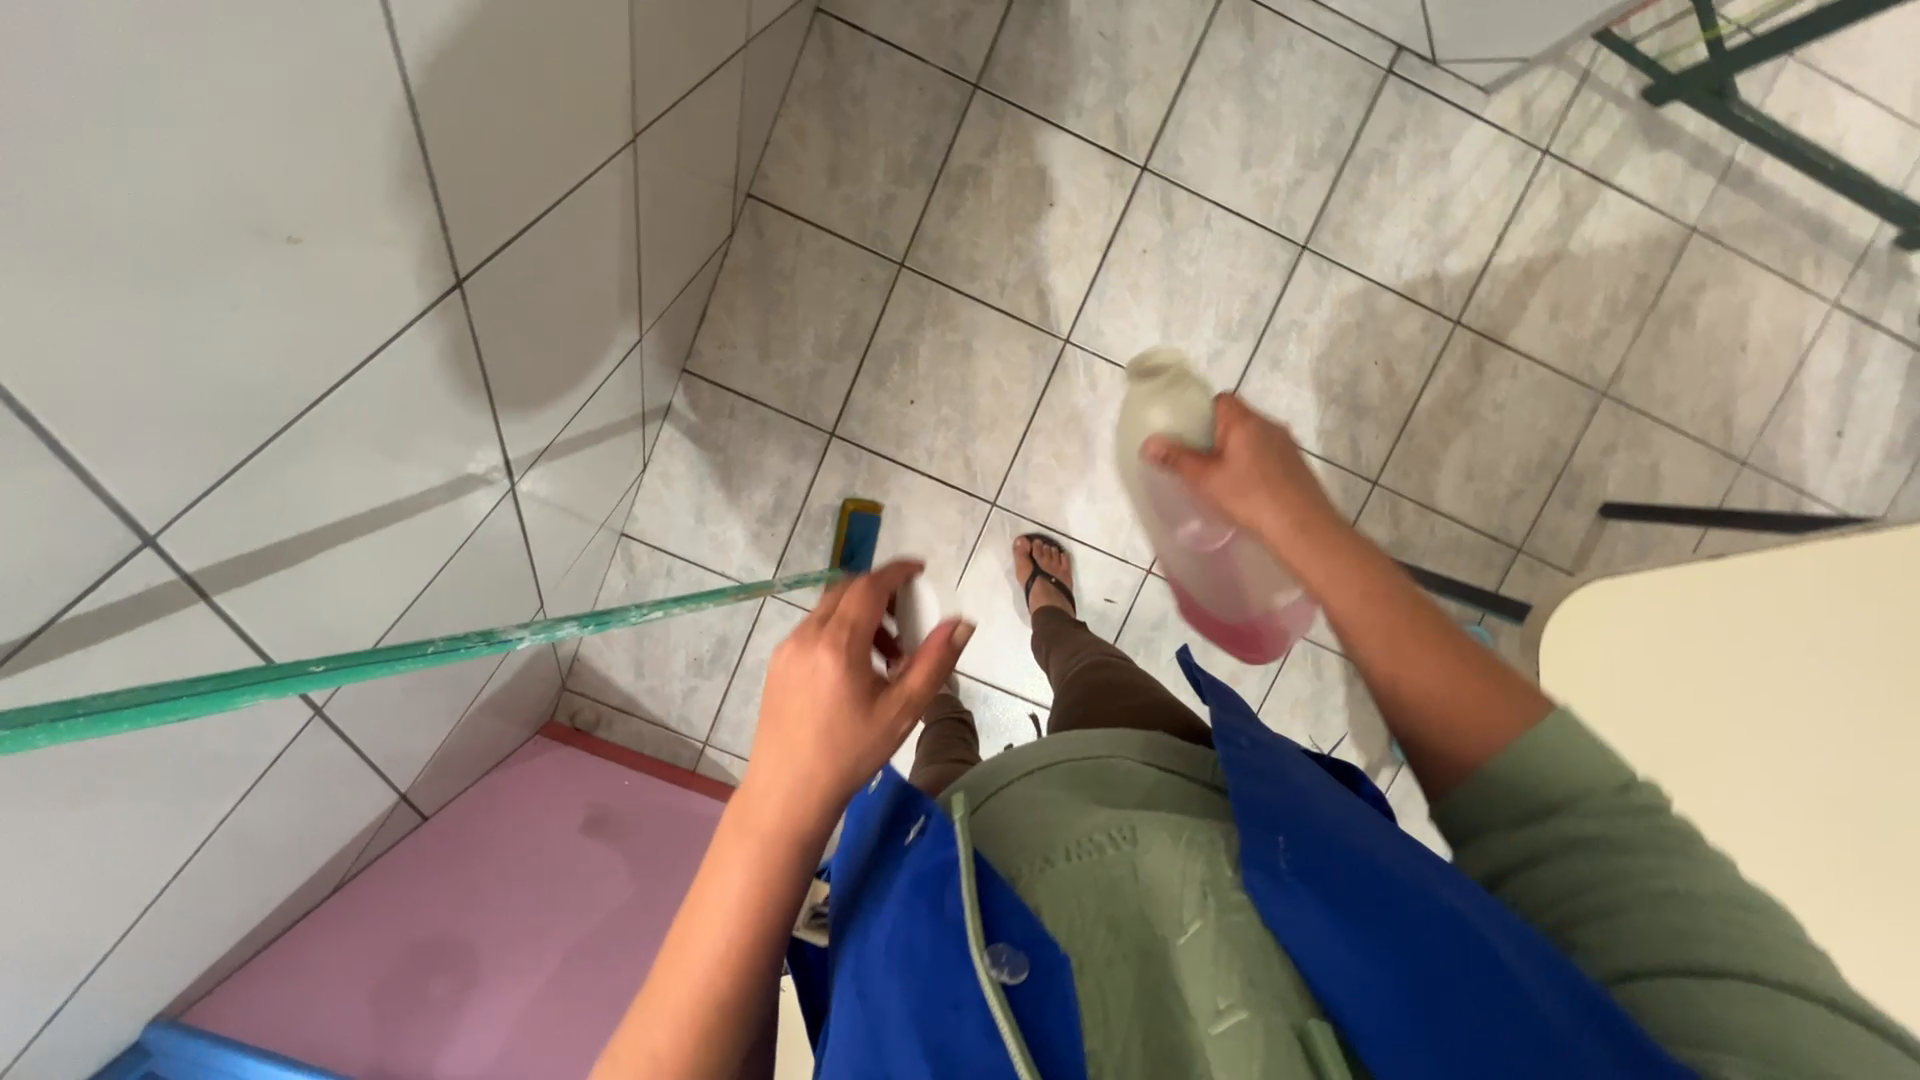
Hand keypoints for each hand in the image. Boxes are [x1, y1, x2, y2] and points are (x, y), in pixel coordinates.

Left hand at [744, 560, 973, 822]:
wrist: (788, 792)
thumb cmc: (851, 753)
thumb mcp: (903, 710)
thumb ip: (934, 661)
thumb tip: (962, 623)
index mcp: (839, 644)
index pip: (870, 586)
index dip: (897, 572)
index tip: (919, 571)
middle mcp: (807, 635)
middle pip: (847, 590)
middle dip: (880, 593)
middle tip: (907, 618)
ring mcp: (787, 648)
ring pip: (828, 609)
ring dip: (860, 614)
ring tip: (887, 655)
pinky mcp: (777, 664)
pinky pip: (813, 629)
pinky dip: (839, 630)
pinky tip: (855, 669)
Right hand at [1141, 393, 1348, 554]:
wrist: (1301, 526)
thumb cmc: (1249, 497)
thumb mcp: (1205, 480)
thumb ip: (1177, 459)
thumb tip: (1149, 444)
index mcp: (1244, 421)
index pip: (1221, 399)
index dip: (1202, 412)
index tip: (1189, 434)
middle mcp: (1269, 424)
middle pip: (1237, 418)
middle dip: (1216, 434)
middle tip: (1197, 459)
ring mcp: (1287, 443)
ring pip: (1253, 437)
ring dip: (1236, 450)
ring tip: (1219, 476)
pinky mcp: (1297, 463)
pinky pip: (1267, 453)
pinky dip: (1253, 463)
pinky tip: (1245, 488)